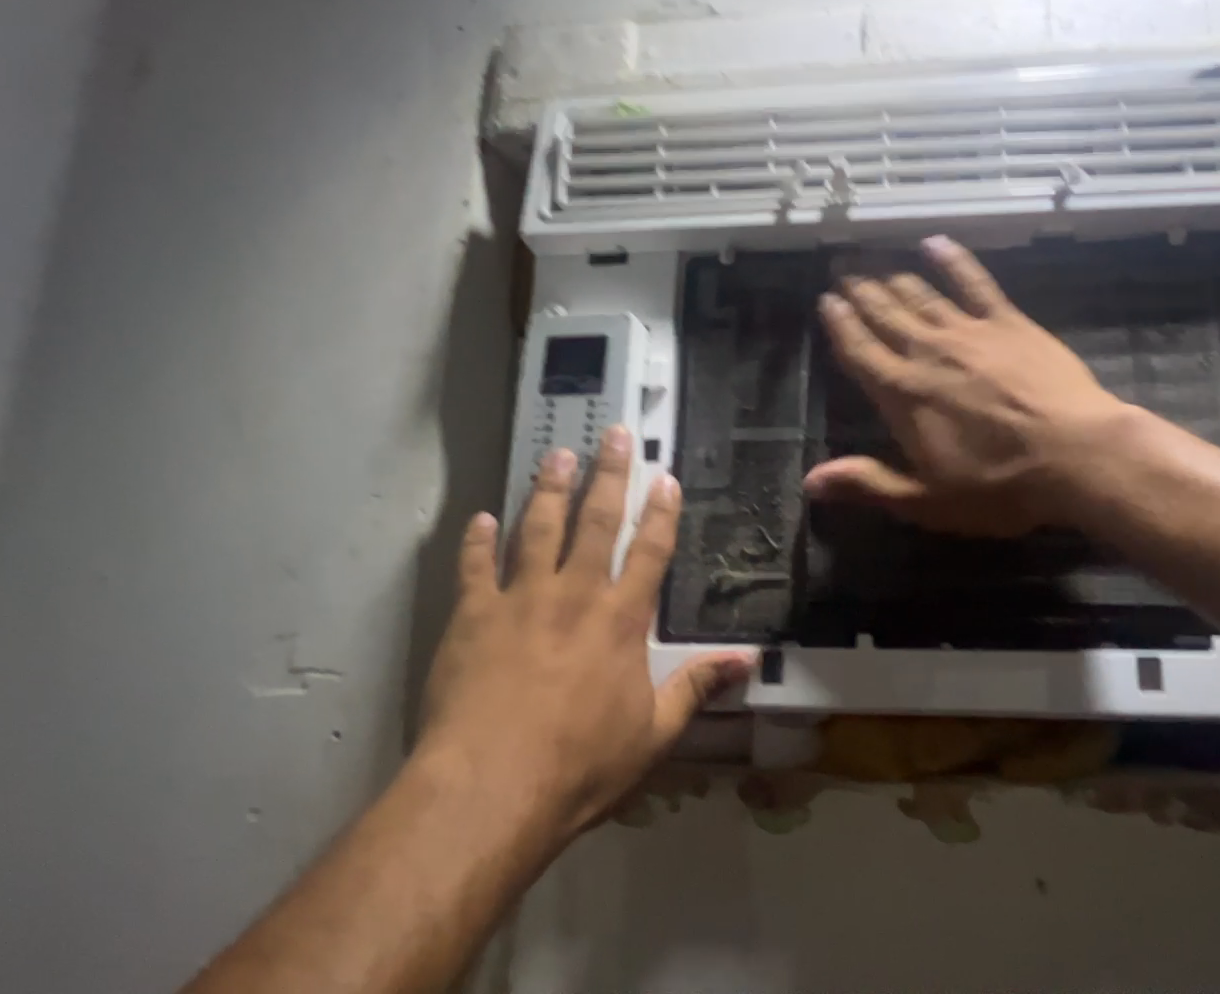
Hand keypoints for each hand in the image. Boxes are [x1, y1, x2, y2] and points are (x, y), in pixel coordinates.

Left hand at [418, 427, 752, 835]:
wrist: (491, 786)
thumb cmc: (581, 765)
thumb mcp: (654, 734)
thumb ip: (696, 688)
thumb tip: (748, 660)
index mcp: (621, 621)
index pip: (649, 553)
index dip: (660, 513)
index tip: (664, 477)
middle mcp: (574, 595)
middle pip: (595, 523)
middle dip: (608, 476)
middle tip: (613, 433)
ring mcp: (519, 600)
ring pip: (537, 529)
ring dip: (549, 490)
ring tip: (557, 454)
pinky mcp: (471, 616)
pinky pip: (474, 567)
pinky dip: (477, 541)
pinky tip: (480, 518)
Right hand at [804, 236, 1135, 536]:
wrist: (1076, 456)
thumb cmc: (999, 487)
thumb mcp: (926, 501)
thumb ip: (867, 483)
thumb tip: (810, 481)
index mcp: (902, 396)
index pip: (859, 352)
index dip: (840, 326)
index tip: (826, 302)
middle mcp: (927, 354)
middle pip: (886, 316)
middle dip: (862, 295)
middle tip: (843, 274)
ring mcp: (969, 333)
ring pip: (922, 297)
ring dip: (896, 281)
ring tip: (878, 269)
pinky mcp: (1010, 323)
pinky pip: (975, 284)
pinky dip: (954, 262)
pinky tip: (936, 244)